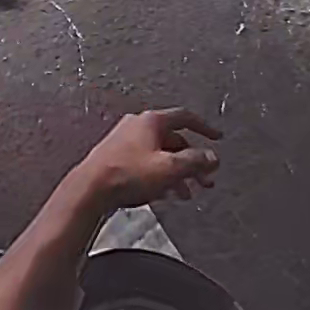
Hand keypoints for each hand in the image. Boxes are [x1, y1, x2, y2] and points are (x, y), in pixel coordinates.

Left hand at [71, 108, 222, 210]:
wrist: (93, 187)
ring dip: (178, 171)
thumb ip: (194, 162)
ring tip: (187, 192)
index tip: (216, 136)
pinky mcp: (119, 156)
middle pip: (174, 139)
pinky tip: (166, 192)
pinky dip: (161, 175)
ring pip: (161, 153)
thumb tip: (211, 158)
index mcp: (151, 121)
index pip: (184, 117)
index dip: (204, 127)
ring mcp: (127, 140)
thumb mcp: (169, 168)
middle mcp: (138, 126)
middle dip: (192, 160)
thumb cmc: (126, 174)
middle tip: (205, 178)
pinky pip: (148, 162)